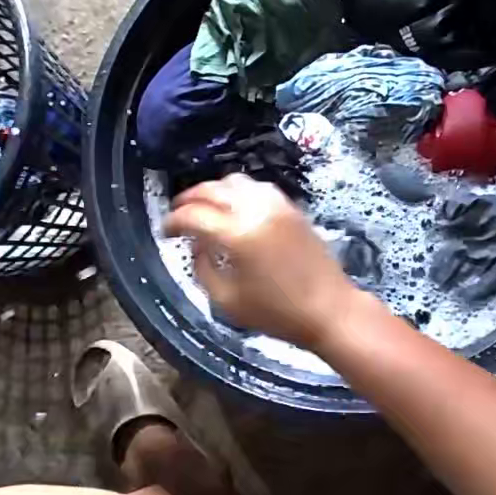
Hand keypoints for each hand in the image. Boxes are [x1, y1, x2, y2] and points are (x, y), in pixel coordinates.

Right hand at [162, 174, 365, 348]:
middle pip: (213, 189)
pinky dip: (239, 191)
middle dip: (189, 198)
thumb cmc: (277, 313)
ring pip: (236, 181)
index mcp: (237, 234)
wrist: (329, 309)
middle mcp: (256, 209)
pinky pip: (258, 187)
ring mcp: (277, 204)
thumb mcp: (227, 301)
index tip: (166, 231)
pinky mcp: (292, 207)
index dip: (173, 221)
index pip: (194, 215)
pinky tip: (234, 208)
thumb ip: (202, 268)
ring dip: (215, 190)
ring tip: (204, 208)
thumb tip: (195, 245)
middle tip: (178, 213)